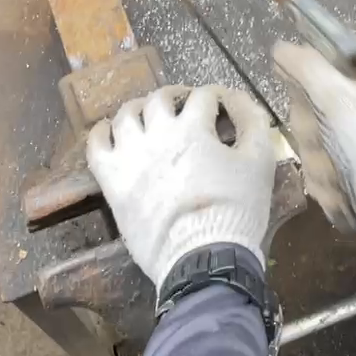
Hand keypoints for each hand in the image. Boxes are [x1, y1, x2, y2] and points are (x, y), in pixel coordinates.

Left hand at [86, 84, 277, 287]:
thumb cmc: (235, 209)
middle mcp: (156, 133)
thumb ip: (253, 123)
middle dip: (176, 97)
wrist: (203, 259)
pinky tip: (111, 132)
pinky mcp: (112, 181)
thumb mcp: (259, 162)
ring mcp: (129, 156)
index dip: (215, 97)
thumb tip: (238, 98)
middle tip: (185, 108)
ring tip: (149, 116)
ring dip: (140, 109)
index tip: (221, 106)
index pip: (203, 95)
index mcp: (192, 127)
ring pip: (126, 115)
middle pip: (160, 98)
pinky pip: (96, 145)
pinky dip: (102, 132)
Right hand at [272, 43, 355, 286]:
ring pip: (316, 139)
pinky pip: (326, 165)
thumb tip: (280, 48)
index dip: (310, 81)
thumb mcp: (339, 99)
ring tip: (339, 177)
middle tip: (327, 143)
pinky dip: (330, 182)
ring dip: (321, 162)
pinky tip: (342, 193)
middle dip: (314, 133)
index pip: (327, 61)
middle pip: (314, 103)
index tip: (306, 98)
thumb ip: (305, 68)